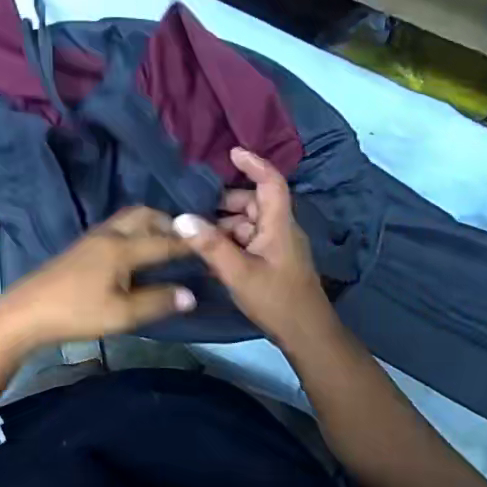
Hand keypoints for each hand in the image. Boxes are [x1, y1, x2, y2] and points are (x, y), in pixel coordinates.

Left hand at [0, 205, 196, 352]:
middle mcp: (107, 235)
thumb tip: (190, 294)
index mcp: (121, 247)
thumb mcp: (121, 314)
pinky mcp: (78, 249)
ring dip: (149, 226)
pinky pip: (115, 230)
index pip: (164, 241)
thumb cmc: (75, 313)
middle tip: (187, 240)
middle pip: (143, 216)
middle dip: (169, 223)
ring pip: (127, 220)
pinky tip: (135, 254)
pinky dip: (133, 234)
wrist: (25, 312)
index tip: (214, 243)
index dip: (190, 244)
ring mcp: (90, 240)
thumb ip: (157, 302)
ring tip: (164, 245)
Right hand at [174, 147, 332, 347]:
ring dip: (223, 226)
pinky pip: (248, 241)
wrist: (305, 333)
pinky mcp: (272, 261)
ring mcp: (277, 246)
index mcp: (279, 224)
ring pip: (247, 223)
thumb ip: (210, 246)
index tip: (232, 153)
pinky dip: (229, 242)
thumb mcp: (238, 273)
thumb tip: (181, 219)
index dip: (254, 164)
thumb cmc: (277, 299)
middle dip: (225, 204)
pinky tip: (209, 255)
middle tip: (194, 211)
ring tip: (196, 237)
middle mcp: (280, 229)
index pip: (271, 183)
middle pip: (253, 203)